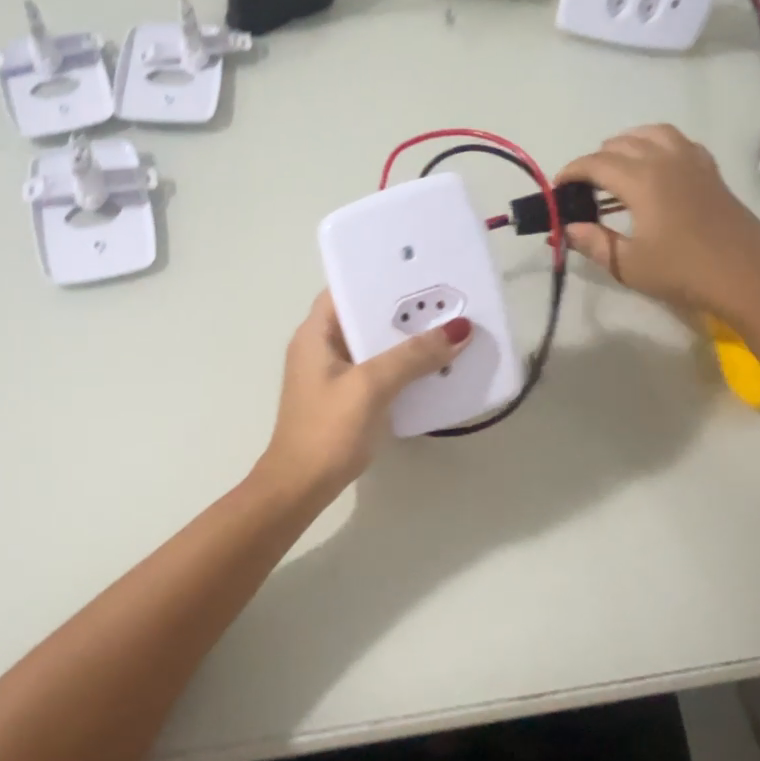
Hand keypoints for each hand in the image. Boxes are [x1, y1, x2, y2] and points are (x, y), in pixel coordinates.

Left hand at [255, 293, 471, 497]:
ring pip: (374, 347)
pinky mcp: (344, 400)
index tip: (419, 273)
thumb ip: (412, 356)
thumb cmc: (327, 430)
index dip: (379, 278)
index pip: (346, 289)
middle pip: (364, 317)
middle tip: (446, 301)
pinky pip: (376, 373)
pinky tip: (432, 369)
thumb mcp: (371, 387)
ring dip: (406, 341)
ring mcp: (332, 376)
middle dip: (403, 311)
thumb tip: (459, 330)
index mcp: (315, 334)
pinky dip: (401, 368)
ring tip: (448, 330)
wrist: (300, 487)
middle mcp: (320, 348)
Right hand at [559, 125, 759, 324]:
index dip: (572, 171)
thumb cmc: (682, 272)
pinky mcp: (711, 172)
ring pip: (653, 134)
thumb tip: (568, 227)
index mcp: (642, 180)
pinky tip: (655, 165)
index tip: (557, 187)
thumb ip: (594, 242)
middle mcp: (666, 160)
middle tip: (583, 186)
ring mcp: (693, 162)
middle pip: (623, 144)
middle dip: (596, 159)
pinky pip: (679, 142)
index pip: (597, 163)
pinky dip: (658, 145)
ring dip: (628, 143)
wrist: (745, 276)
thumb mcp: (628, 264)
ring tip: (615, 165)